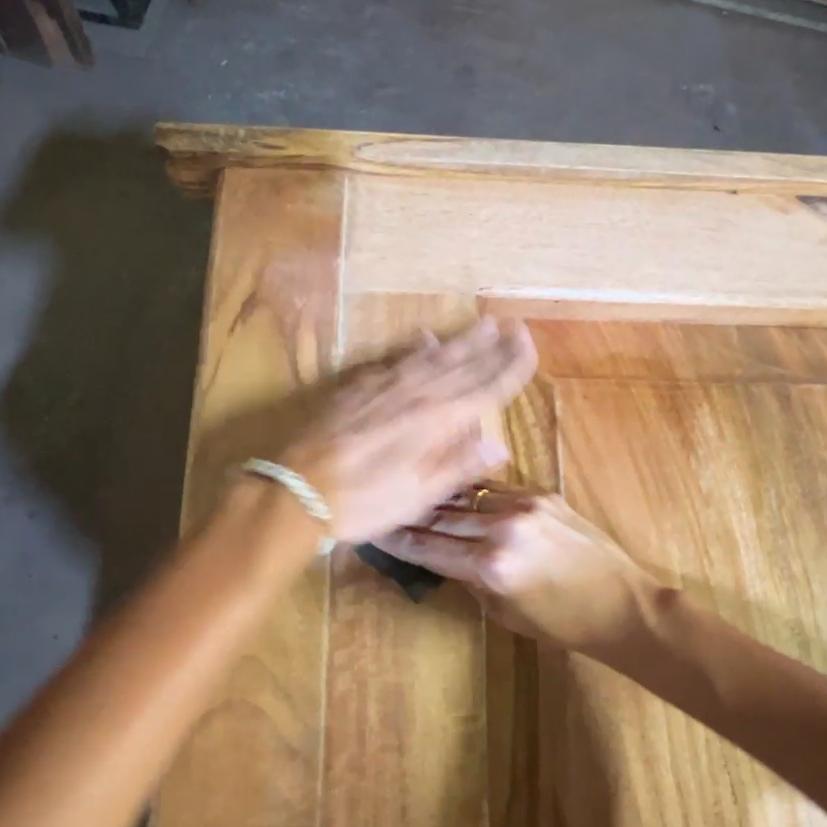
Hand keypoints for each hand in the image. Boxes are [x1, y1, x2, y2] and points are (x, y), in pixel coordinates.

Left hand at [271, 319, 536, 544]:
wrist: (296, 489)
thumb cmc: (363, 501)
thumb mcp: (417, 495)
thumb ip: (457, 465)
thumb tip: (499, 444)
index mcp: (437, 421)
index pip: (485, 388)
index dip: (511, 367)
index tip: (530, 346)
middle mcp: (416, 395)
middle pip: (461, 364)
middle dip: (491, 346)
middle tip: (513, 326)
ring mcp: (384, 386)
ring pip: (431, 356)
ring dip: (459, 340)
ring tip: (481, 325)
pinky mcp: (357, 387)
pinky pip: (395, 359)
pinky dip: (415, 348)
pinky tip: (422, 338)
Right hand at [374, 482, 665, 654]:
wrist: (622, 604)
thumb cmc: (562, 623)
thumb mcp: (505, 612)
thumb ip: (470, 581)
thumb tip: (445, 557)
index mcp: (490, 567)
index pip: (429, 548)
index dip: (398, 540)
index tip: (374, 529)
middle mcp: (502, 530)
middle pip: (442, 517)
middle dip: (410, 514)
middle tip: (384, 504)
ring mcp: (524, 506)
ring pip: (466, 495)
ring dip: (438, 496)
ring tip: (413, 490)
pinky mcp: (542, 494)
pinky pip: (496, 488)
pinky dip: (472, 490)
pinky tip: (455, 488)